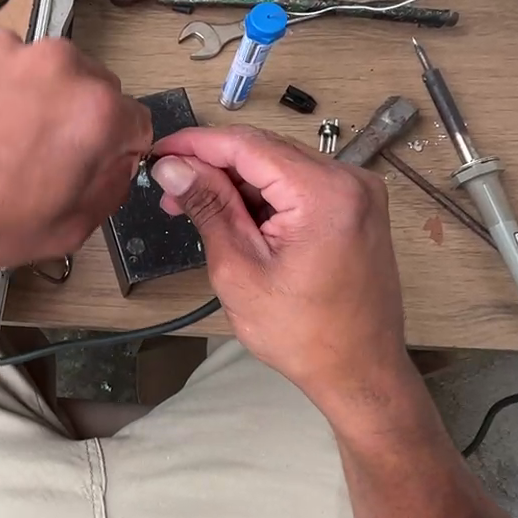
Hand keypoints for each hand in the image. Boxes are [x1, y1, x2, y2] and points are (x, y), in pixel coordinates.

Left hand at [0, 31, 150, 322]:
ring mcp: (8, 50)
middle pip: (93, 92)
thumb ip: (108, 192)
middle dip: (76, 125)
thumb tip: (116, 167)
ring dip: (34, 106)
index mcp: (95, 112)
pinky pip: (1, 70)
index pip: (136, 124)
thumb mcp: (61, 233)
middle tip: (38, 165)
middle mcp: (59, 66)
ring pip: (45, 78)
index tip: (91, 168)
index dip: (115, 154)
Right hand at [151, 125, 421, 413]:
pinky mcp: (353, 208)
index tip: (158, 152)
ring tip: (191, 206)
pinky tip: (229, 215)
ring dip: (233, 183)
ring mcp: (356, 193)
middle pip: (264, 152)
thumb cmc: (303, 334)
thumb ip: (207, 207)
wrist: (359, 372)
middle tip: (168, 187)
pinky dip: (260, 197)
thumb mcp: (239, 268)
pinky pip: (296, 186)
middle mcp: (350, 181)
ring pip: (278, 168)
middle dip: (211, 166)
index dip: (195, 144)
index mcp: (325, 193)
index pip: (247, 146)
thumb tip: (173, 168)